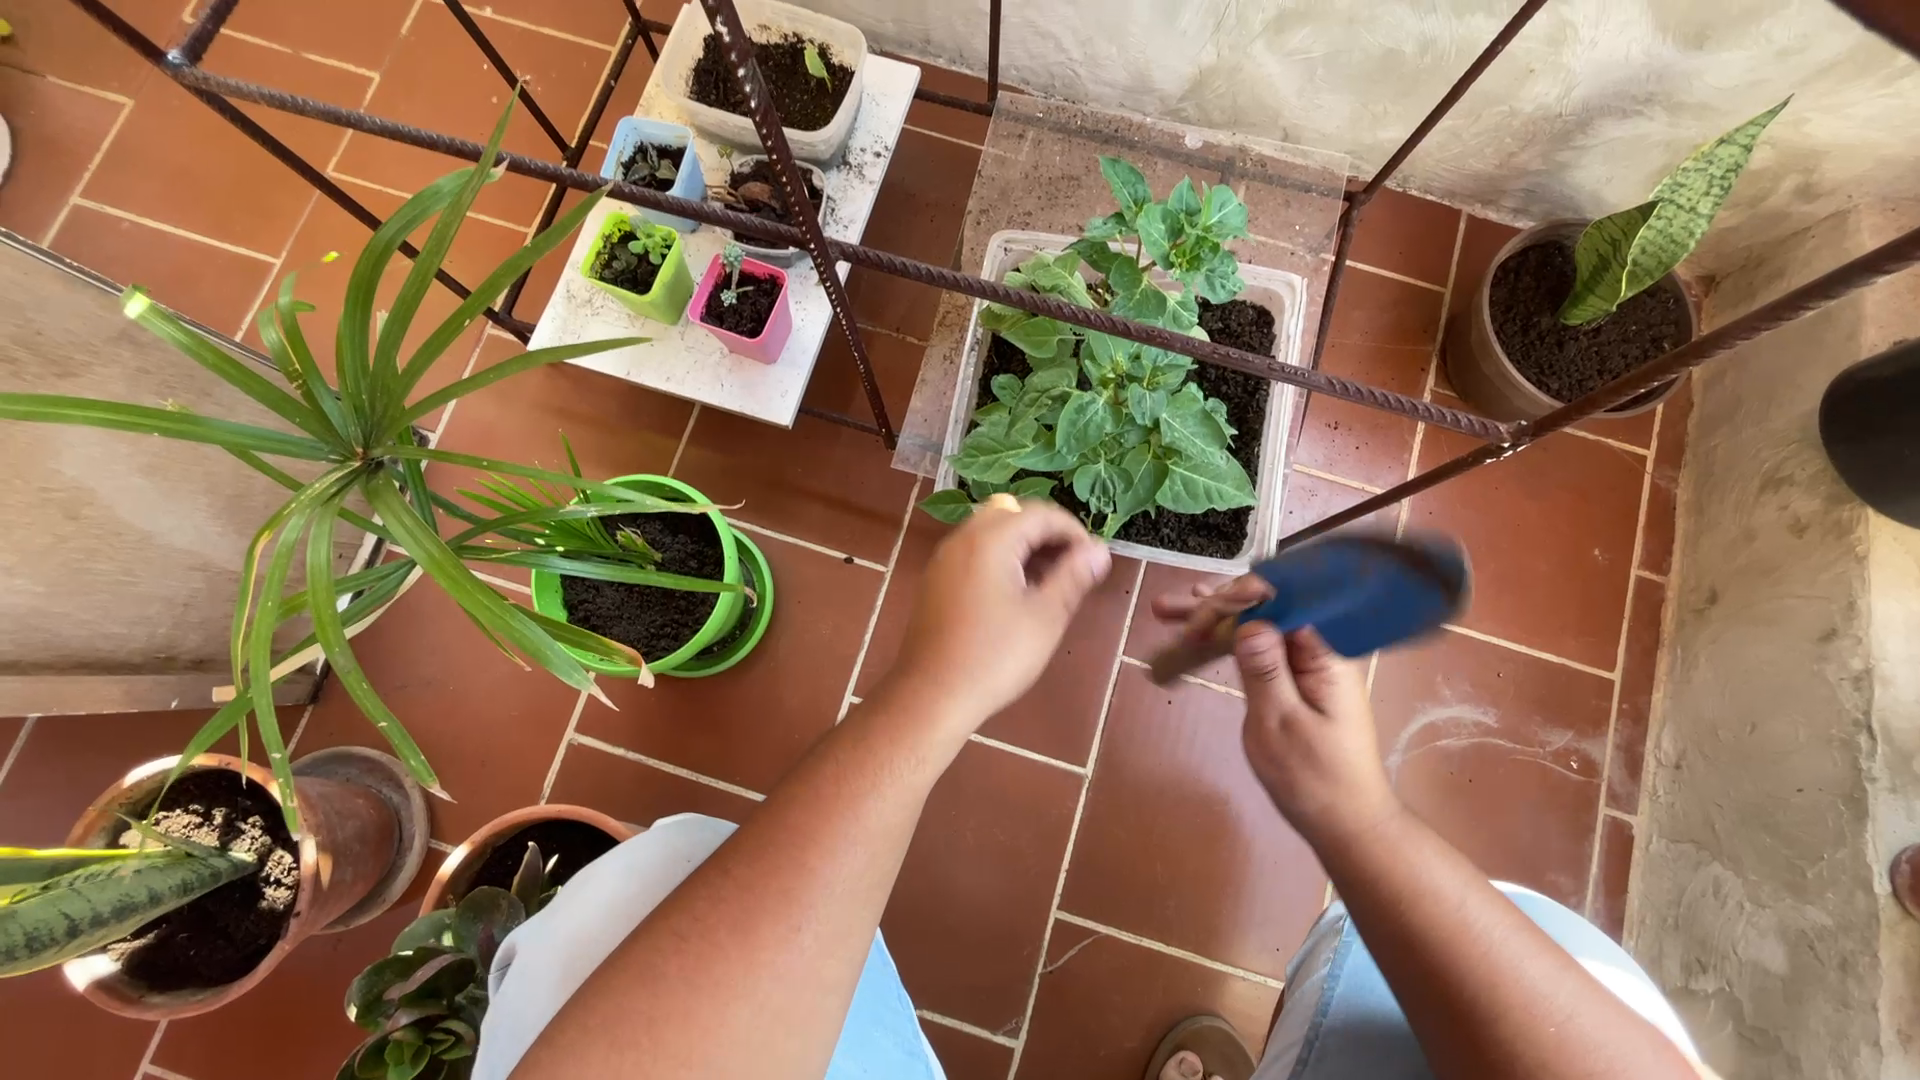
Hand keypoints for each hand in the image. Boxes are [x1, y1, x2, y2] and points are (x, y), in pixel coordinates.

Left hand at [883, 496, 1111, 731]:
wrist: (932, 694)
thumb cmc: (995, 657)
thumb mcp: (1045, 617)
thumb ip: (1073, 577)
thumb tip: (1100, 550)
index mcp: (990, 540)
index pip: (1039, 513)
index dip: (1072, 530)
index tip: (1092, 558)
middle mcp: (962, 539)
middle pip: (1011, 513)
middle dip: (1045, 532)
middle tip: (1070, 564)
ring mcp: (944, 559)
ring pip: (989, 530)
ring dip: (1021, 544)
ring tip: (1048, 580)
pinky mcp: (935, 580)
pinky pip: (972, 551)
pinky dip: (998, 557)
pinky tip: (1015, 593)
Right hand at [1152, 577, 1398, 845]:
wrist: (1344, 821)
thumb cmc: (1315, 778)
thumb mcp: (1281, 723)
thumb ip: (1265, 671)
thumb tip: (1249, 623)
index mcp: (1326, 653)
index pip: (1282, 601)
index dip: (1238, 598)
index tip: (1201, 613)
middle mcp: (1317, 649)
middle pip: (1264, 609)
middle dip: (1214, 605)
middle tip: (1165, 608)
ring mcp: (1303, 664)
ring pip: (1255, 627)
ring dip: (1211, 619)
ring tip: (1166, 609)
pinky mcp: (1291, 680)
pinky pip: (1256, 649)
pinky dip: (1225, 641)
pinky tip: (1199, 631)